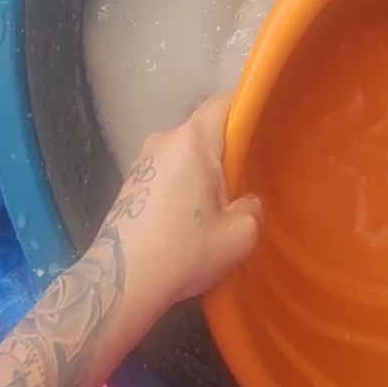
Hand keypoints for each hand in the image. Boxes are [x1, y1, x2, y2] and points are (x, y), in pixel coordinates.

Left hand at [98, 96, 262, 310]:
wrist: (121, 284)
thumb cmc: (183, 252)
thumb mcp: (240, 234)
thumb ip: (254, 207)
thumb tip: (246, 201)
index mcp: (191, 142)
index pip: (224, 103)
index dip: (248, 110)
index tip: (266, 129)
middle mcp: (164, 140)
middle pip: (206, 129)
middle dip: (229, 150)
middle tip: (247, 181)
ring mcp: (143, 160)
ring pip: (187, 152)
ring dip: (205, 171)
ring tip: (218, 206)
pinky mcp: (132, 182)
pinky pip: (170, 169)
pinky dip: (185, 183)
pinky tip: (191, 217)